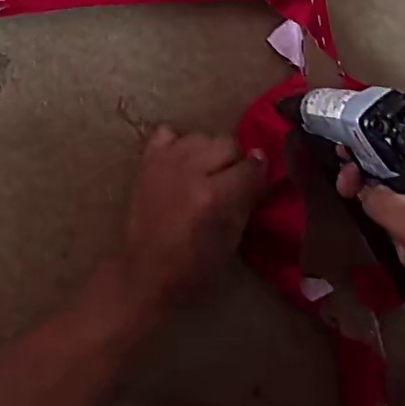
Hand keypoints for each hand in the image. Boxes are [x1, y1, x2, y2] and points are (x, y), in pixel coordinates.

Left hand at [111, 126, 268, 313]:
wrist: (145, 272)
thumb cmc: (194, 267)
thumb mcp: (231, 240)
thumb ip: (246, 201)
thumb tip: (259, 172)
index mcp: (214, 195)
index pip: (250, 167)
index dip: (259, 174)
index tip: (259, 181)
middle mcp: (191, 170)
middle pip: (228, 143)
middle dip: (236, 161)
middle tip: (232, 181)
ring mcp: (166, 161)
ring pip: (202, 135)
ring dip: (209, 152)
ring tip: (207, 172)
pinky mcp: (147, 160)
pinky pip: (168, 133)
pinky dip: (178, 143)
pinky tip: (182, 161)